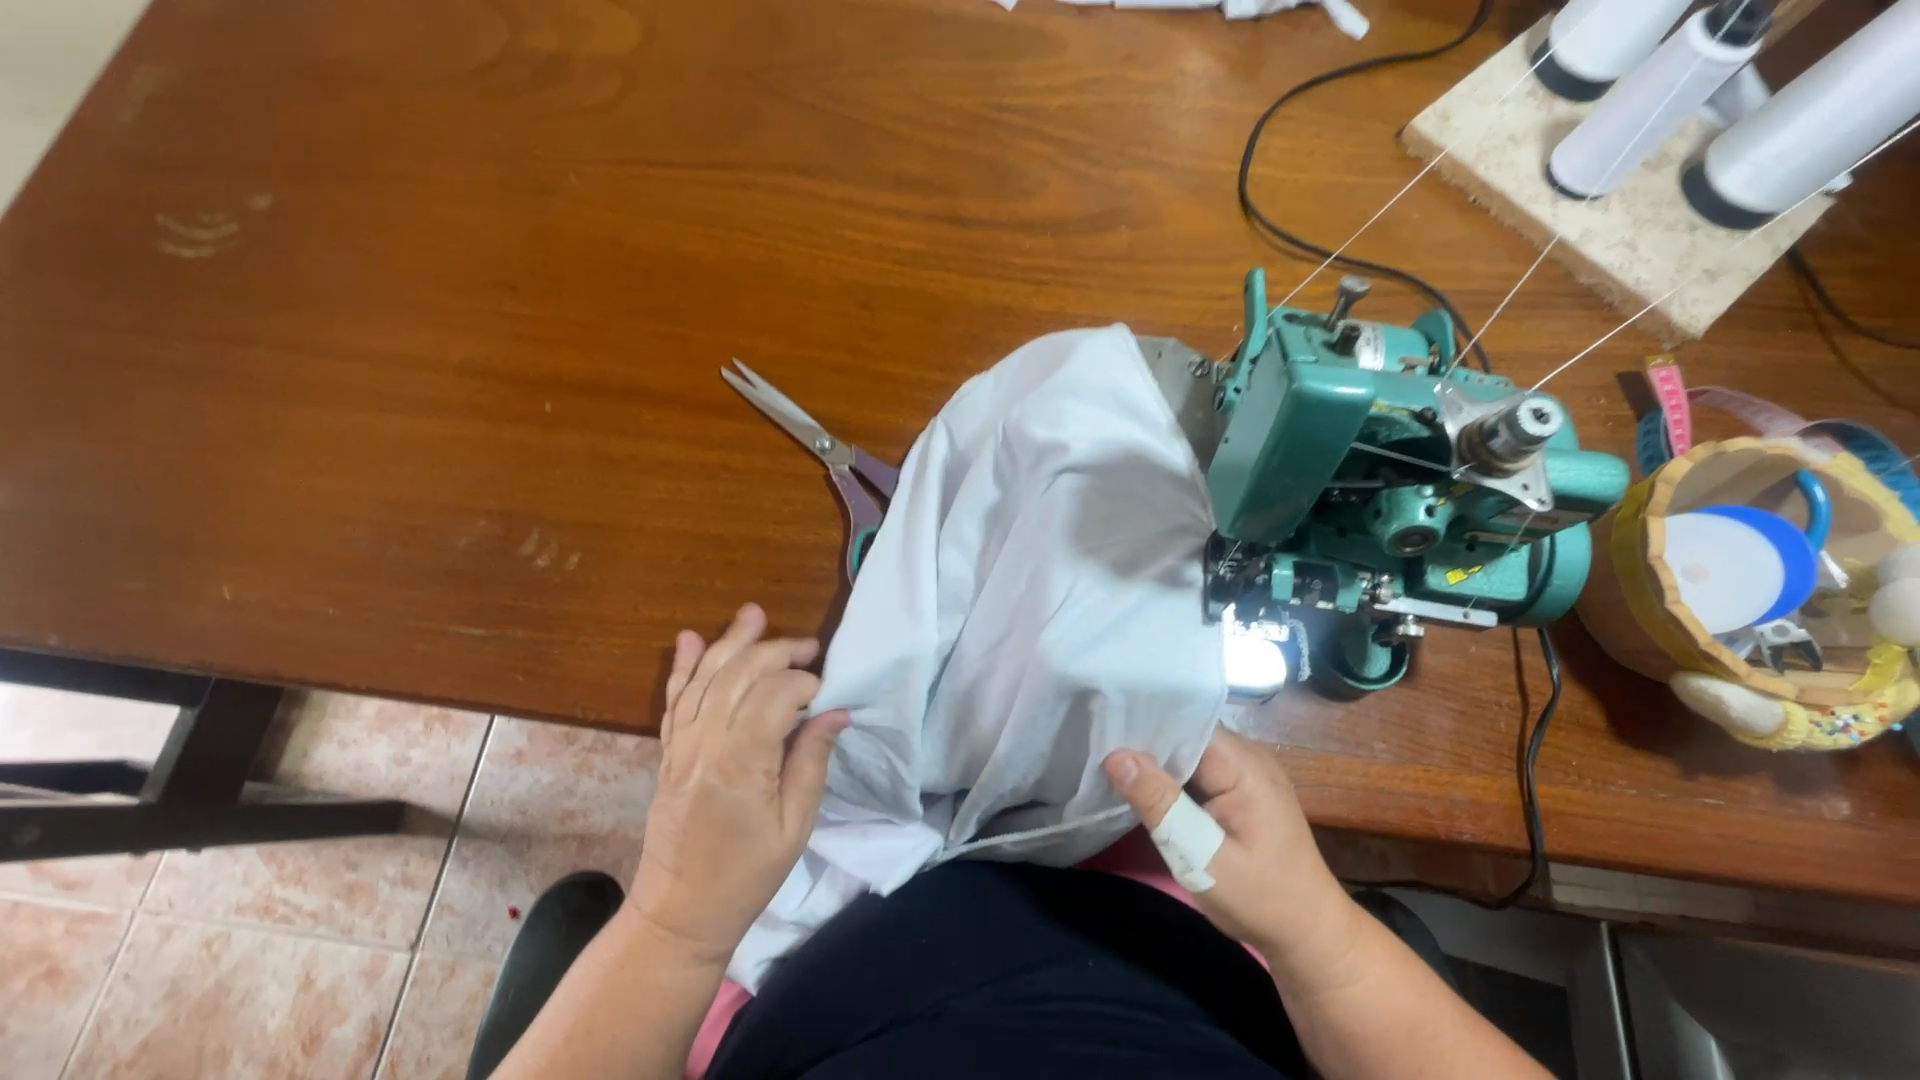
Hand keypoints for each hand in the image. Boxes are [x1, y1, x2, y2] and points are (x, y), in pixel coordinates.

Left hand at [628, 603, 849, 964]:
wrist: (679, 912)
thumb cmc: (747, 876)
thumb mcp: (795, 827)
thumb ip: (811, 763)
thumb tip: (834, 713)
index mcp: (741, 765)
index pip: (775, 696)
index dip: (804, 683)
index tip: (826, 692)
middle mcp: (705, 745)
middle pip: (739, 675)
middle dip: (775, 651)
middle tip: (808, 646)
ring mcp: (679, 747)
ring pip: (704, 678)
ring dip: (730, 643)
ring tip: (754, 614)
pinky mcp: (666, 754)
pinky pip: (674, 701)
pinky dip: (683, 668)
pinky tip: (691, 640)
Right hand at [1103, 729, 1351, 964]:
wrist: (1309, 935)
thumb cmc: (1260, 899)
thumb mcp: (1202, 856)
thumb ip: (1160, 804)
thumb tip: (1116, 756)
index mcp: (1245, 765)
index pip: (1186, 723)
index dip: (1144, 722)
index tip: (1102, 725)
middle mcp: (1248, 757)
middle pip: (1186, 733)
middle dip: (1143, 739)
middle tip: (1095, 743)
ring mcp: (1246, 773)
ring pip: (1189, 751)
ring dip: (1154, 759)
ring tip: (1107, 757)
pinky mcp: (1240, 790)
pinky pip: (1198, 770)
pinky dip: (1170, 776)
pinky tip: (1140, 784)